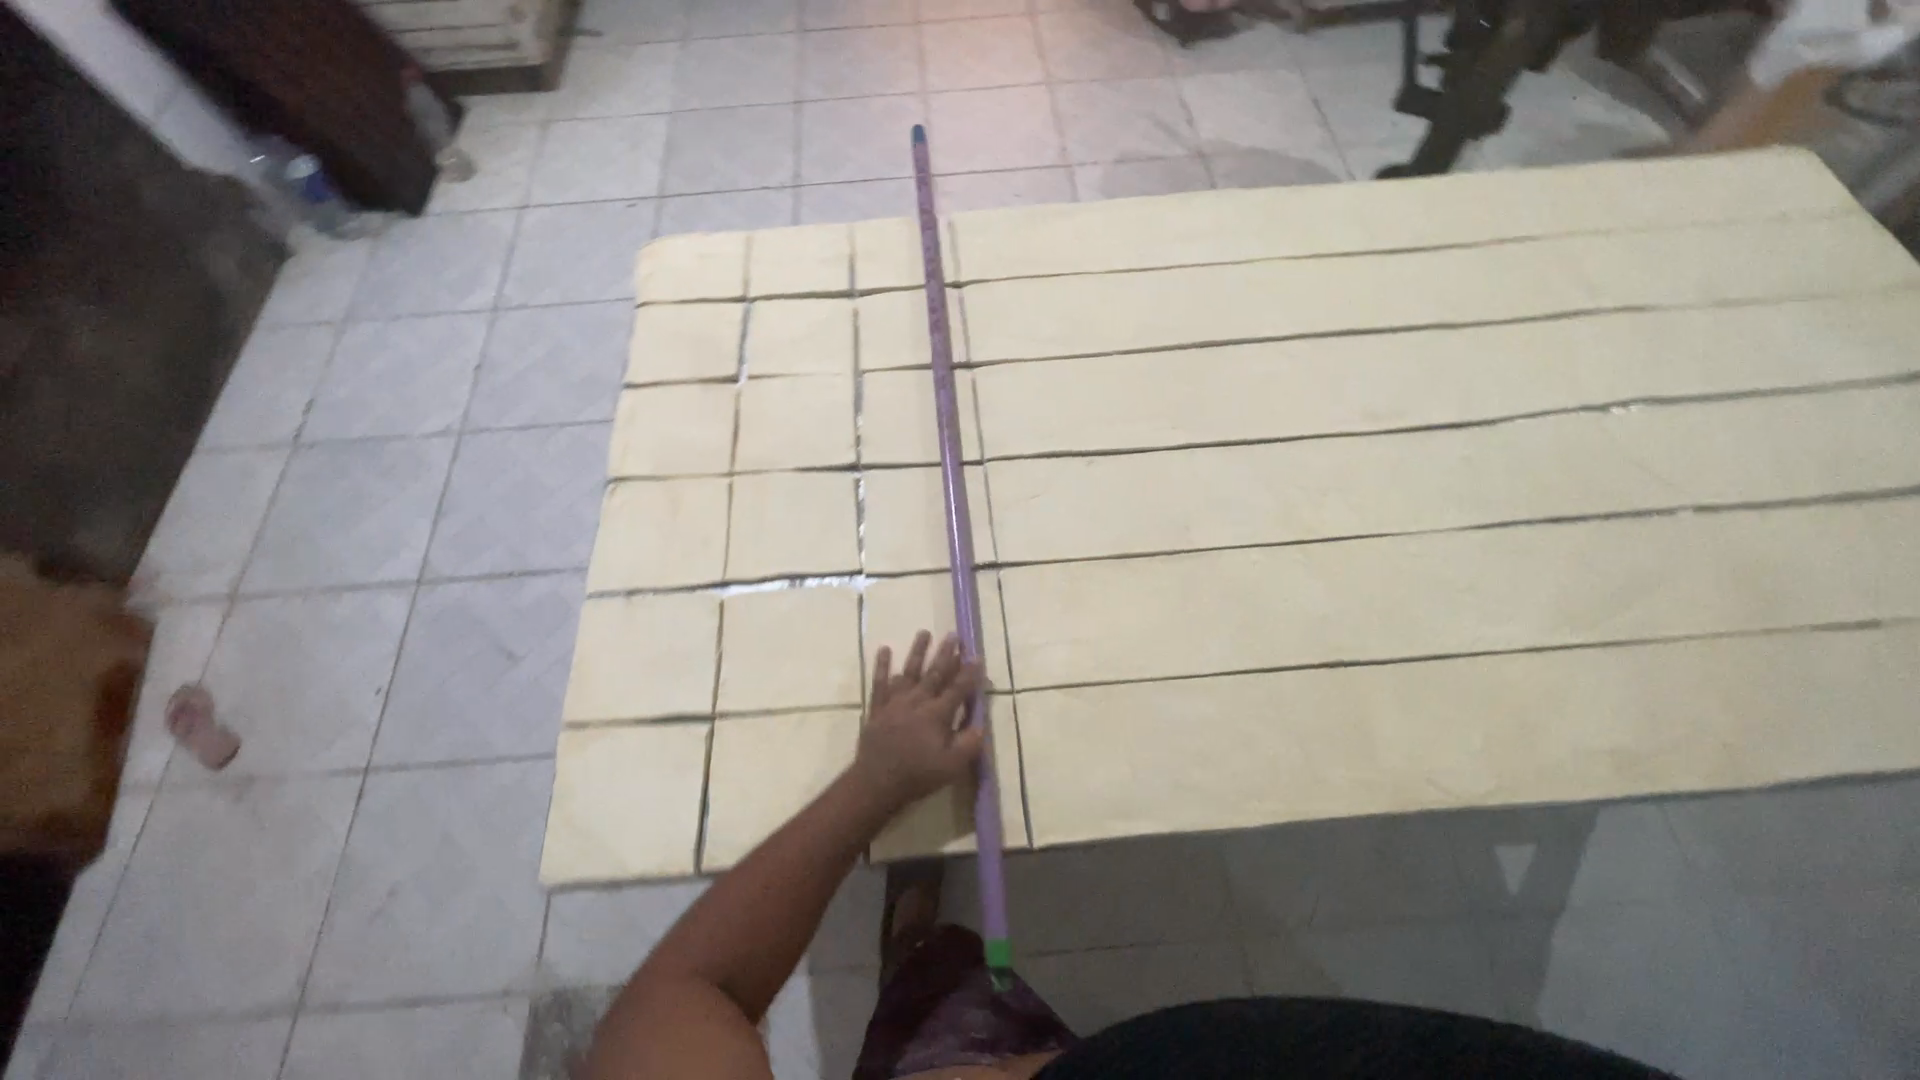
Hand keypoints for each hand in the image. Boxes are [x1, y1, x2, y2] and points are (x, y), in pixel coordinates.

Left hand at [853, 631, 985, 806]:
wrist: (877, 782)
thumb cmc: (918, 775)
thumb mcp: (952, 766)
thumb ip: (969, 743)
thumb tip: (980, 724)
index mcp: (938, 714)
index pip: (958, 688)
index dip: (970, 673)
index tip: (978, 656)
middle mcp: (918, 701)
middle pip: (935, 673)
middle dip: (946, 654)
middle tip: (954, 635)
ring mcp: (896, 702)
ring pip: (909, 671)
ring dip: (918, 651)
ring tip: (924, 632)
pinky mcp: (878, 707)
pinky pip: (880, 682)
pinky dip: (882, 665)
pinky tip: (884, 650)